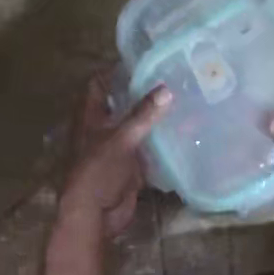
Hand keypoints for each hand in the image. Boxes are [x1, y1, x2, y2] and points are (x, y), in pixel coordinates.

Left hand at [62, 75, 170, 237]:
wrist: (95, 215)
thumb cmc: (98, 172)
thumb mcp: (120, 139)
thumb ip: (143, 115)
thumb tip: (167, 89)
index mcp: (90, 118)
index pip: (99, 85)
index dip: (115, 71)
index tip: (143, 59)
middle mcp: (102, 131)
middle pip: (122, 107)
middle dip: (143, 95)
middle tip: (172, 79)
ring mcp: (117, 151)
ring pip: (137, 130)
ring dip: (155, 121)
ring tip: (183, 102)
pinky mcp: (130, 170)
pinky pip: (148, 153)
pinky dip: (162, 146)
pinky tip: (184, 135)